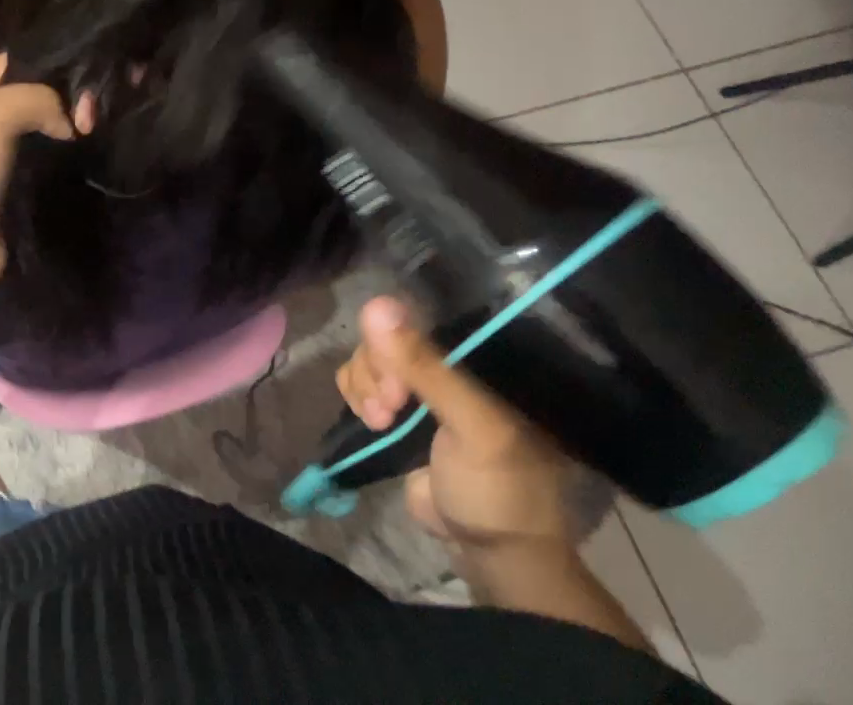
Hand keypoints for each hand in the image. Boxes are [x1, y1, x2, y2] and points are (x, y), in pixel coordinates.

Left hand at [0, 54, 86, 290]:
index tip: (94, 83)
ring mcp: (2, 149)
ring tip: (96, 134)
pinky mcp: (18, 182)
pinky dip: (70, 155)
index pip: (26, 58)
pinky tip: (92, 152)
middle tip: (93, 120)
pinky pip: (50, 158)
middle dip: (73, 98)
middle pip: (42, 91)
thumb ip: (35, 96)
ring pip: (50, 125)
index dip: (61, 65)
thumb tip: (70, 118)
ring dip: (75, 128)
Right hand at [337, 297, 571, 552]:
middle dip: (377, 372)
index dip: (396, 340)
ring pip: (370, 358)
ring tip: (380, 423)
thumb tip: (375, 305)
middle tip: (391, 412)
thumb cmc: (496, 485)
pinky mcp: (398, 411)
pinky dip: (356, 395)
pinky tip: (370, 422)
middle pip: (388, 336)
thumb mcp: (470, 425)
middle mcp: (449, 364)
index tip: (396, 386)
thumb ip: (426, 368)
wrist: (489, 548)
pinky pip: (362, 382)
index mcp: (479, 359)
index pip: (422, 318)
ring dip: (364, 387)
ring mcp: (421, 388)